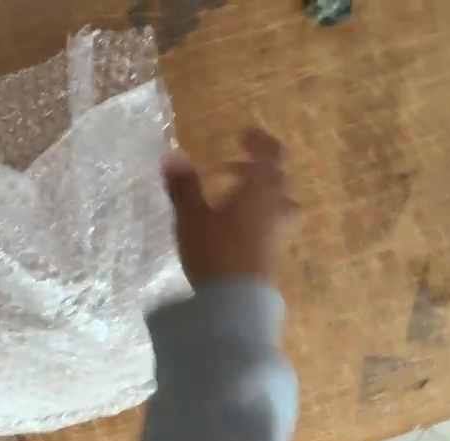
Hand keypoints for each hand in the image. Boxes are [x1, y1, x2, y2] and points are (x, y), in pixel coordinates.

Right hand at [162, 128, 296, 287]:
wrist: (233, 297)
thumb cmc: (213, 248)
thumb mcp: (192, 216)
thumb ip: (184, 186)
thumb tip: (171, 155)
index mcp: (260, 187)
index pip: (270, 153)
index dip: (258, 141)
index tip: (243, 136)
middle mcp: (276, 202)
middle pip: (275, 177)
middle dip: (254, 170)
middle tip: (230, 172)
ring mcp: (278, 228)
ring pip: (278, 202)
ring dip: (261, 196)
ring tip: (239, 201)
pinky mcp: (273, 250)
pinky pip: (271, 224)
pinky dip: (258, 218)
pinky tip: (239, 229)